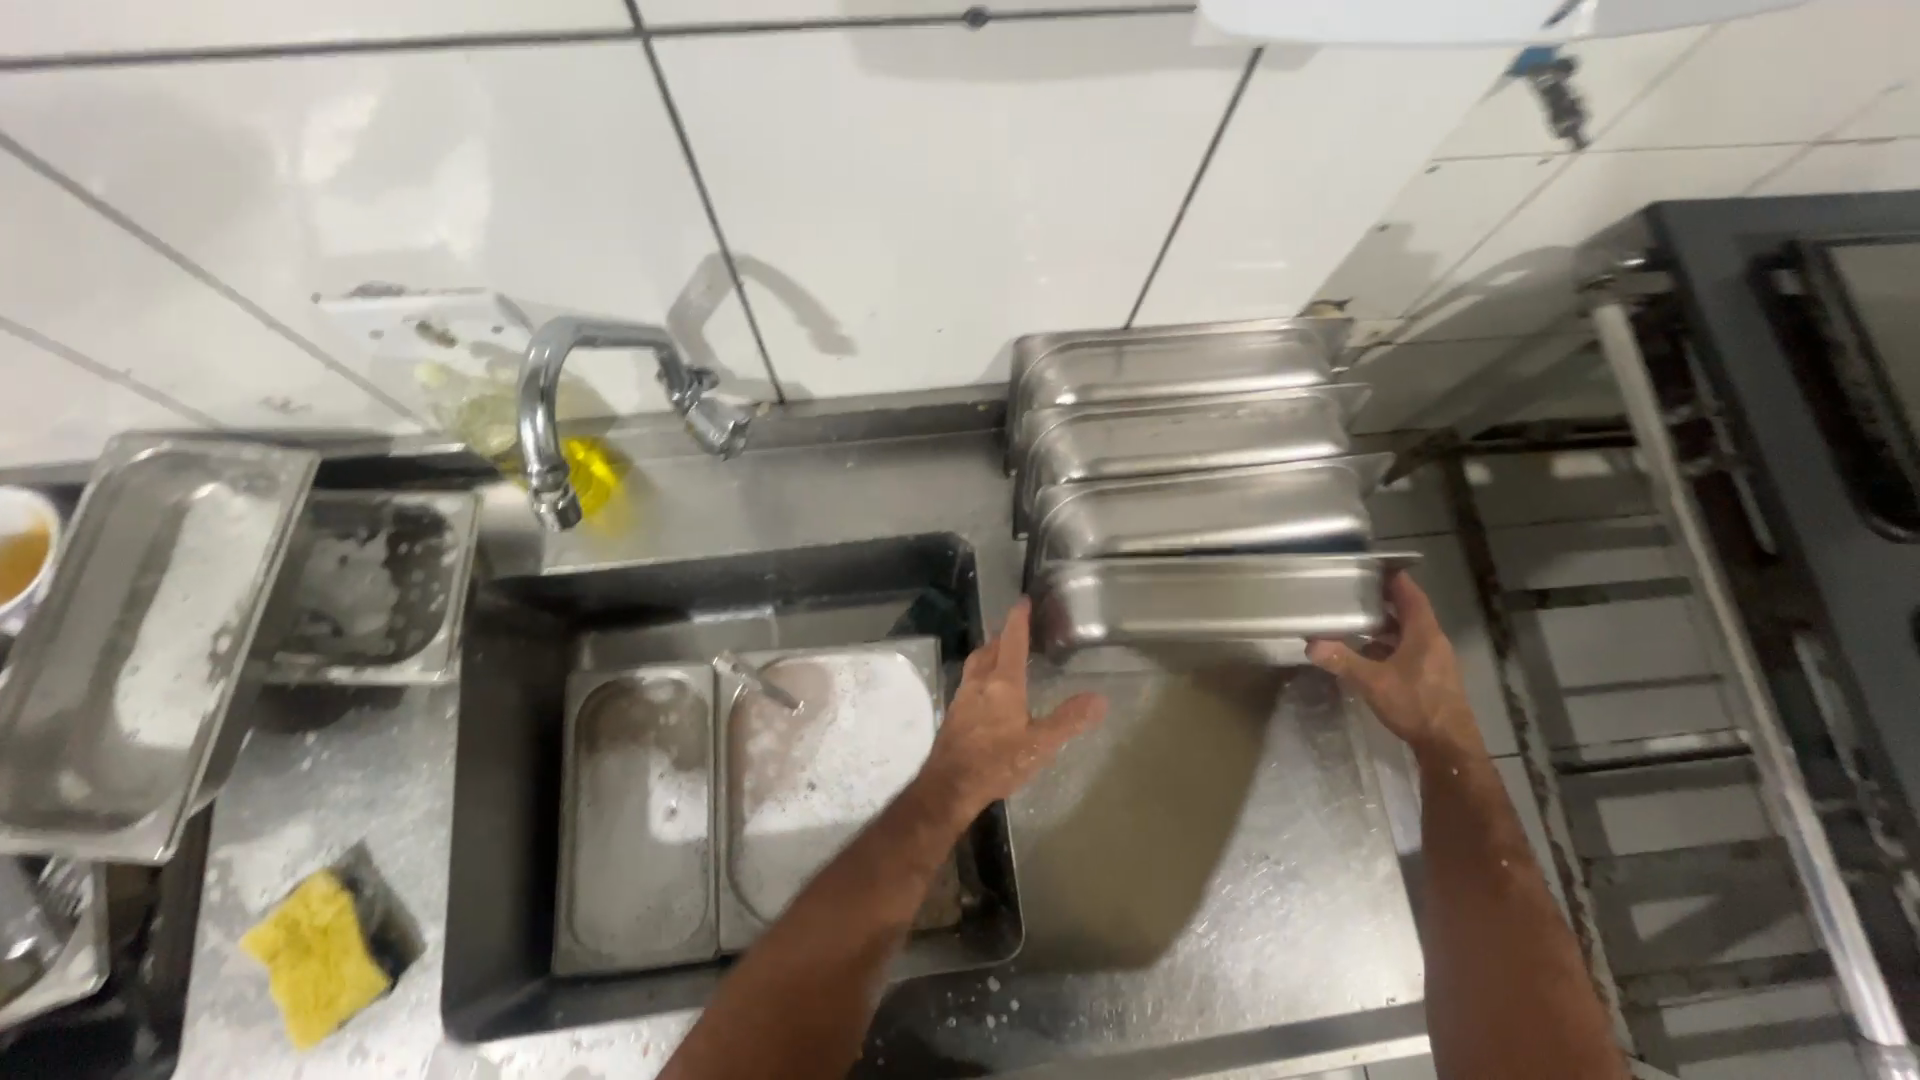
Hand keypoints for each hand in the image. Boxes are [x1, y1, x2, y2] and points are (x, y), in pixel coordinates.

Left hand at [916, 598, 1106, 820]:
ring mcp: (962, 698)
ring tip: (1000, 654)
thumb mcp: (1039, 745)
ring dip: (989, 653)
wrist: (948, 786)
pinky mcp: (954, 715)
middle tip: (1016, 628)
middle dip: (1002, 635)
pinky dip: (981, 675)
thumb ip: (1068, 720)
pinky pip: (969, 683)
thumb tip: (1100, 698)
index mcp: (1002, 683)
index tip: (1023, 601)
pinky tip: (986, 691)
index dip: (1018, 620)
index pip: (1011, 641)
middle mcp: (979, 683)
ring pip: (976, 665)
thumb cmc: (995, 763)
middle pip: (989, 649)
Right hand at [1307, 571, 1483, 759]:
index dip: (1394, 579)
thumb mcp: (1373, 682)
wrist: (1448, 746)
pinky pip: (1408, 651)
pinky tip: (1368, 655)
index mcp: (1424, 634)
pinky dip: (1389, 646)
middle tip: (1355, 592)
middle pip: (1409, 613)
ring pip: (1408, 634)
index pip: (1411, 595)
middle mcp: (1433, 642)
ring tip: (1356, 621)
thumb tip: (1311, 644)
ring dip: (1385, 627)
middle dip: (1384, 601)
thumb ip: (1342, 660)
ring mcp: (1434, 661)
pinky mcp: (1431, 678)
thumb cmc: (1415, 706)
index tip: (1374, 566)